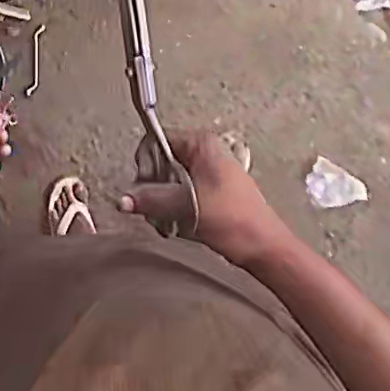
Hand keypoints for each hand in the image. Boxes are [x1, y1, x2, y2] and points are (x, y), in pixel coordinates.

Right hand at [120, 132, 298, 269]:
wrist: (266, 249)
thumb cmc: (237, 222)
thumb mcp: (185, 206)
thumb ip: (151, 199)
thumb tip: (123, 198)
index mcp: (201, 144)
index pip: (155, 141)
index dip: (146, 164)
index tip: (148, 186)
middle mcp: (205, 151)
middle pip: (160, 161)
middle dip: (154, 187)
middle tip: (159, 206)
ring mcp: (209, 170)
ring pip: (169, 179)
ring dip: (164, 201)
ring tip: (172, 219)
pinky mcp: (211, 190)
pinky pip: (180, 192)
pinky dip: (175, 208)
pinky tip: (181, 223)